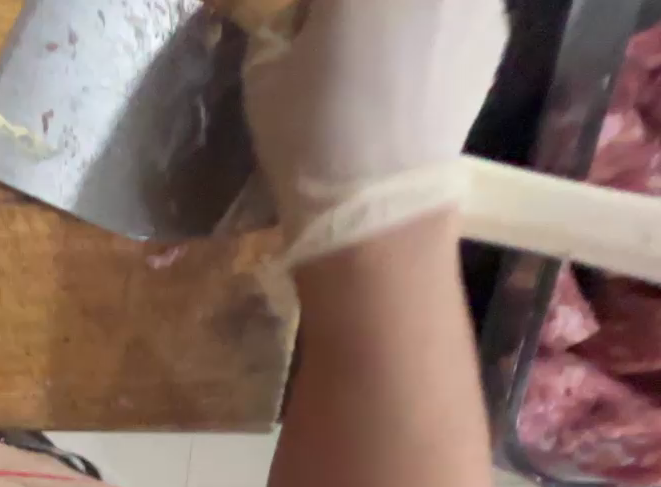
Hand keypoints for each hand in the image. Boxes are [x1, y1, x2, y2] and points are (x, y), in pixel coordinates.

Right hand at [244, 0, 506, 264]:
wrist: (371, 196)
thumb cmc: (304, 134)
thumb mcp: (263, 77)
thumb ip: (279, 28)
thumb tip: (292, 18)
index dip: (302, 8)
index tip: (286, 21)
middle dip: (348, 10)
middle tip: (324, 33)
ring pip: (418, 4)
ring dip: (391, 14)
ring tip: (367, 51)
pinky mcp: (494, 28)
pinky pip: (452, 10)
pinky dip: (426, 26)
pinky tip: (401, 68)